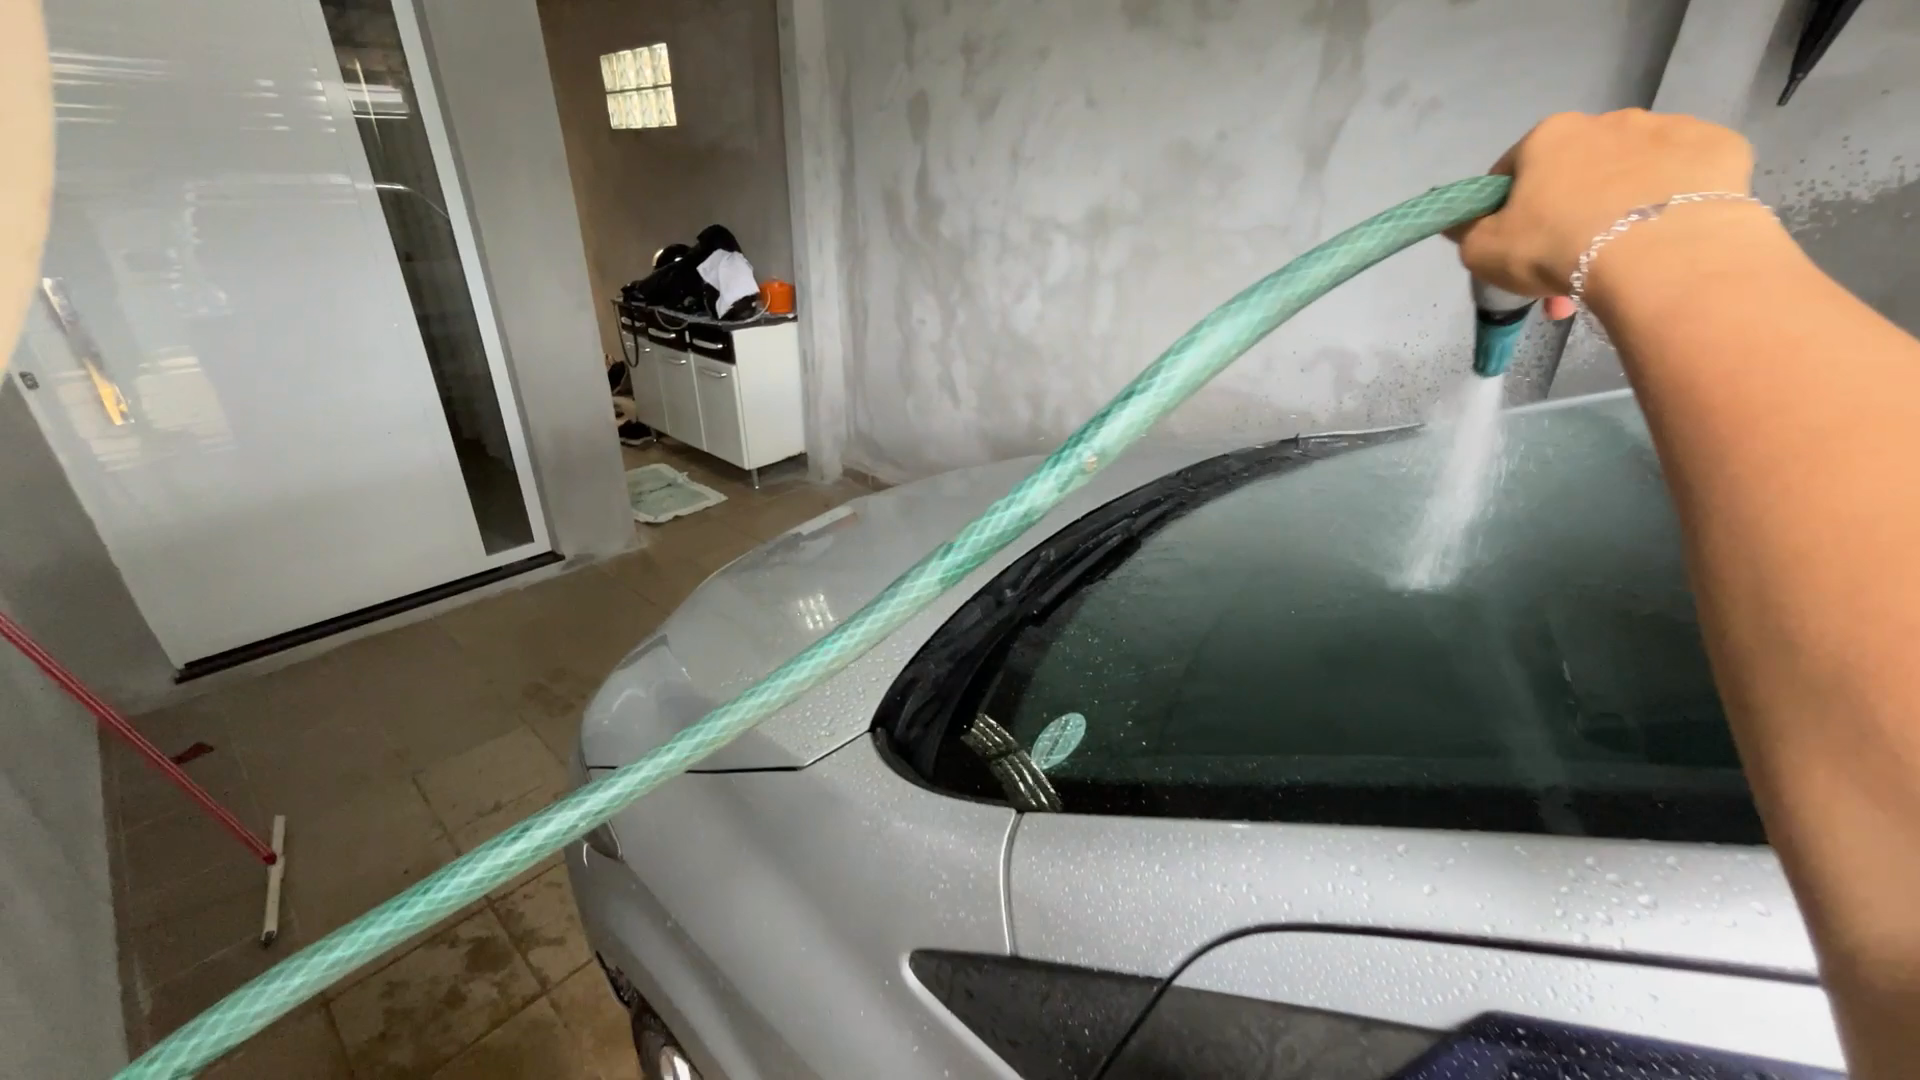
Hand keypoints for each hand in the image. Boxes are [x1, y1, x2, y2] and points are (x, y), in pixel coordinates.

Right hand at [1449, 110, 1755, 297]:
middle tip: (1559, 271)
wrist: (1659, 254)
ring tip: (1610, 270)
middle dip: (1563, 221)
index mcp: (1549, 137)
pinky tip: (1657, 243)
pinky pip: (1680, 181)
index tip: (1511, 245)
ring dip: (1611, 218)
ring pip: (1626, 180)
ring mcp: (1670, 129)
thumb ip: (1467, 232)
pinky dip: (1665, 207)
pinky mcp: (1720, 148)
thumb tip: (1464, 221)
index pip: (1511, 170)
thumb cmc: (1555, 246)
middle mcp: (1608, 120)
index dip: (1505, 210)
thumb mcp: (1481, 251)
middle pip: (1573, 176)